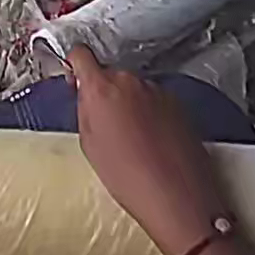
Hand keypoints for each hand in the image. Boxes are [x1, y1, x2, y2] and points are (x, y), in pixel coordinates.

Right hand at [66, 45, 227, 253]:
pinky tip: (153, 140)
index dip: (75, 64)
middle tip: (105, 121)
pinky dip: (149, 111)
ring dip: (128, 101)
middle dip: (104, 90)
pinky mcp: (178, 104)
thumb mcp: (89, 143)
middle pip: (109, 73)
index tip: (76, 80)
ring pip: (132, 87)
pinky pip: (153, 99)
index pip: (81, 54)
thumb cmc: (126, 176)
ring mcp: (156, 90)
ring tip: (132, 136)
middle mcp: (129, 81)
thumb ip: (84, 108)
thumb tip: (87, 94)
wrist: (180, 199)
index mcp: (101, 87)